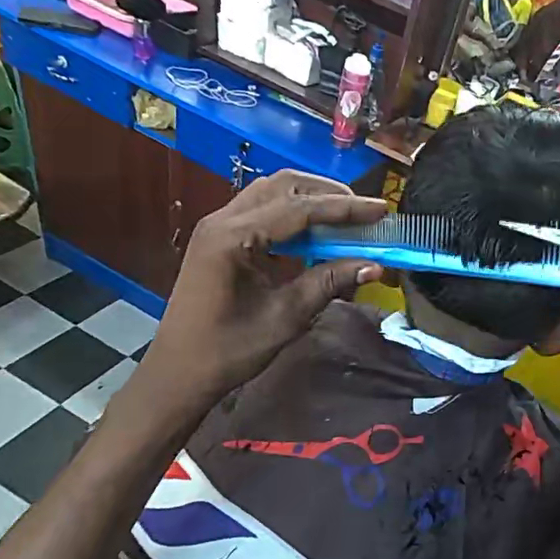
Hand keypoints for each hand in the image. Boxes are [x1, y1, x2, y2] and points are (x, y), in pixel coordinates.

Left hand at [142, 170, 385, 404]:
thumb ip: (327, 283)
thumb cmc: (228, 351)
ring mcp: (217, 225)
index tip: (381, 209)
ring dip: (309, 199)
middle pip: (283, 186)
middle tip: (363, 213)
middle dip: (327, 194)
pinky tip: (312, 234)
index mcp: (232, 237)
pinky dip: (291, 213)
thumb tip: (374, 265)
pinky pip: (260, 209)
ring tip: (344, 218)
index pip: (299, 209)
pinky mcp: (218, 237)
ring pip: (270, 192)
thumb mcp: (284, 318)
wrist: (178, 372)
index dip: (344, 208)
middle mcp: (222, 220)